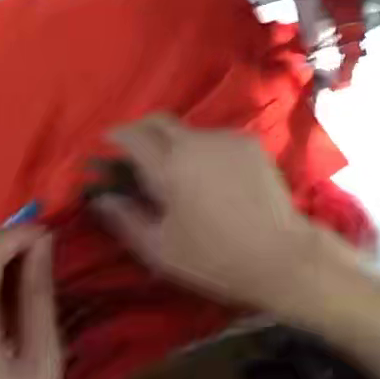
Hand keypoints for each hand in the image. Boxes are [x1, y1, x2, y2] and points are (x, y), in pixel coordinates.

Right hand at [91, 114, 354, 315]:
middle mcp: (196, 140)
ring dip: (176, 145)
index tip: (107, 143)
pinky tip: (211, 179)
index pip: (133, 135)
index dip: (117, 135)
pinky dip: (204, 151)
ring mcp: (226, 137)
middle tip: (135, 151)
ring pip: (190, 132)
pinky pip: (216, 140)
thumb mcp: (160, 249)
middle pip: (161, 121)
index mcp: (169, 165)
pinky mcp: (249, 141)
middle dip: (142, 129)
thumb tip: (102, 197)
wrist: (277, 252)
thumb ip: (125, 219)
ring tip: (179, 176)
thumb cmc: (212, 257)